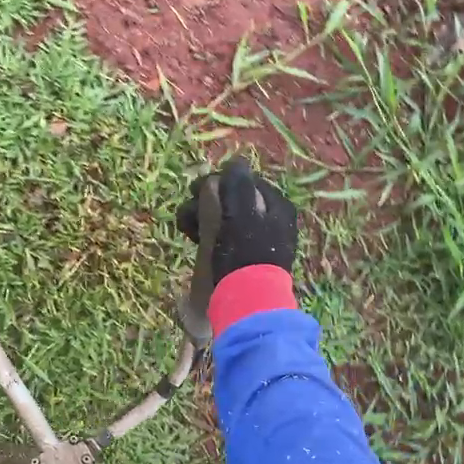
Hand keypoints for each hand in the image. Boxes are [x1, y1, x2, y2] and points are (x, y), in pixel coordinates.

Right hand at [175, 157, 297, 288]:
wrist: (247, 301)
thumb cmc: (243, 253)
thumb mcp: (239, 212)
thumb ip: (236, 184)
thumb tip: (235, 163)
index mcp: (276, 206)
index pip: (242, 181)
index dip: (216, 183)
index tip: (195, 193)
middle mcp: (270, 220)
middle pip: (231, 198)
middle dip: (205, 202)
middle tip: (188, 215)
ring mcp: (257, 240)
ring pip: (224, 216)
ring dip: (201, 217)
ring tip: (187, 230)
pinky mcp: (243, 258)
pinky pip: (223, 235)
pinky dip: (207, 234)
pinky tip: (194, 240)